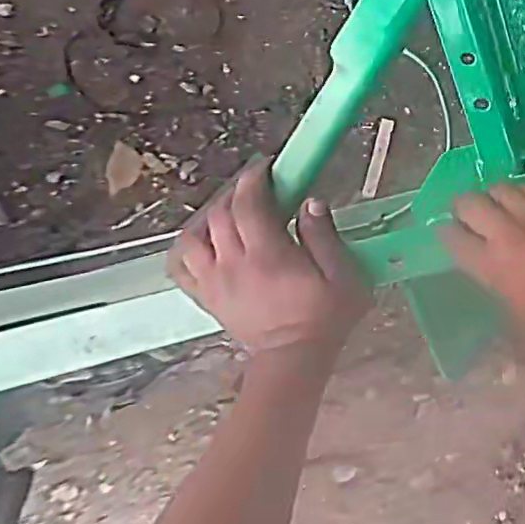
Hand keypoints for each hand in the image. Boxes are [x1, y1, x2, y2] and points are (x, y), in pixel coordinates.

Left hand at [167, 156, 369, 354]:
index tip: (266, 165)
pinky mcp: (206, 296)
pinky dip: (188, 244)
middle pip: (220, 214)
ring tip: (231, 207)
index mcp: (268, 255)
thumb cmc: (327, 315)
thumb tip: (311, 202)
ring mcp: (214, 282)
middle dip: (236, 191)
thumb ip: (325, 237)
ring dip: (210, 214)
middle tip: (257, 181)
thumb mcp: (343, 275)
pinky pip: (181, 264)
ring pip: (193, 236)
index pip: (248, 206)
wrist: (295, 358)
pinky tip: (204, 237)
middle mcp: (233, 264)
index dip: (254, 179)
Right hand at [439, 184, 524, 326]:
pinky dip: (522, 191)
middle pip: (470, 204)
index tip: (447, 230)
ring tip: (497, 203)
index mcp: (490, 264)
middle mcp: (505, 232)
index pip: (454, 238)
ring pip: (499, 188)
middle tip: (467, 212)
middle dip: (463, 206)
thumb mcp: (513, 302)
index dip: (447, 232)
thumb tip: (483, 262)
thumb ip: (492, 277)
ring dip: (493, 194)